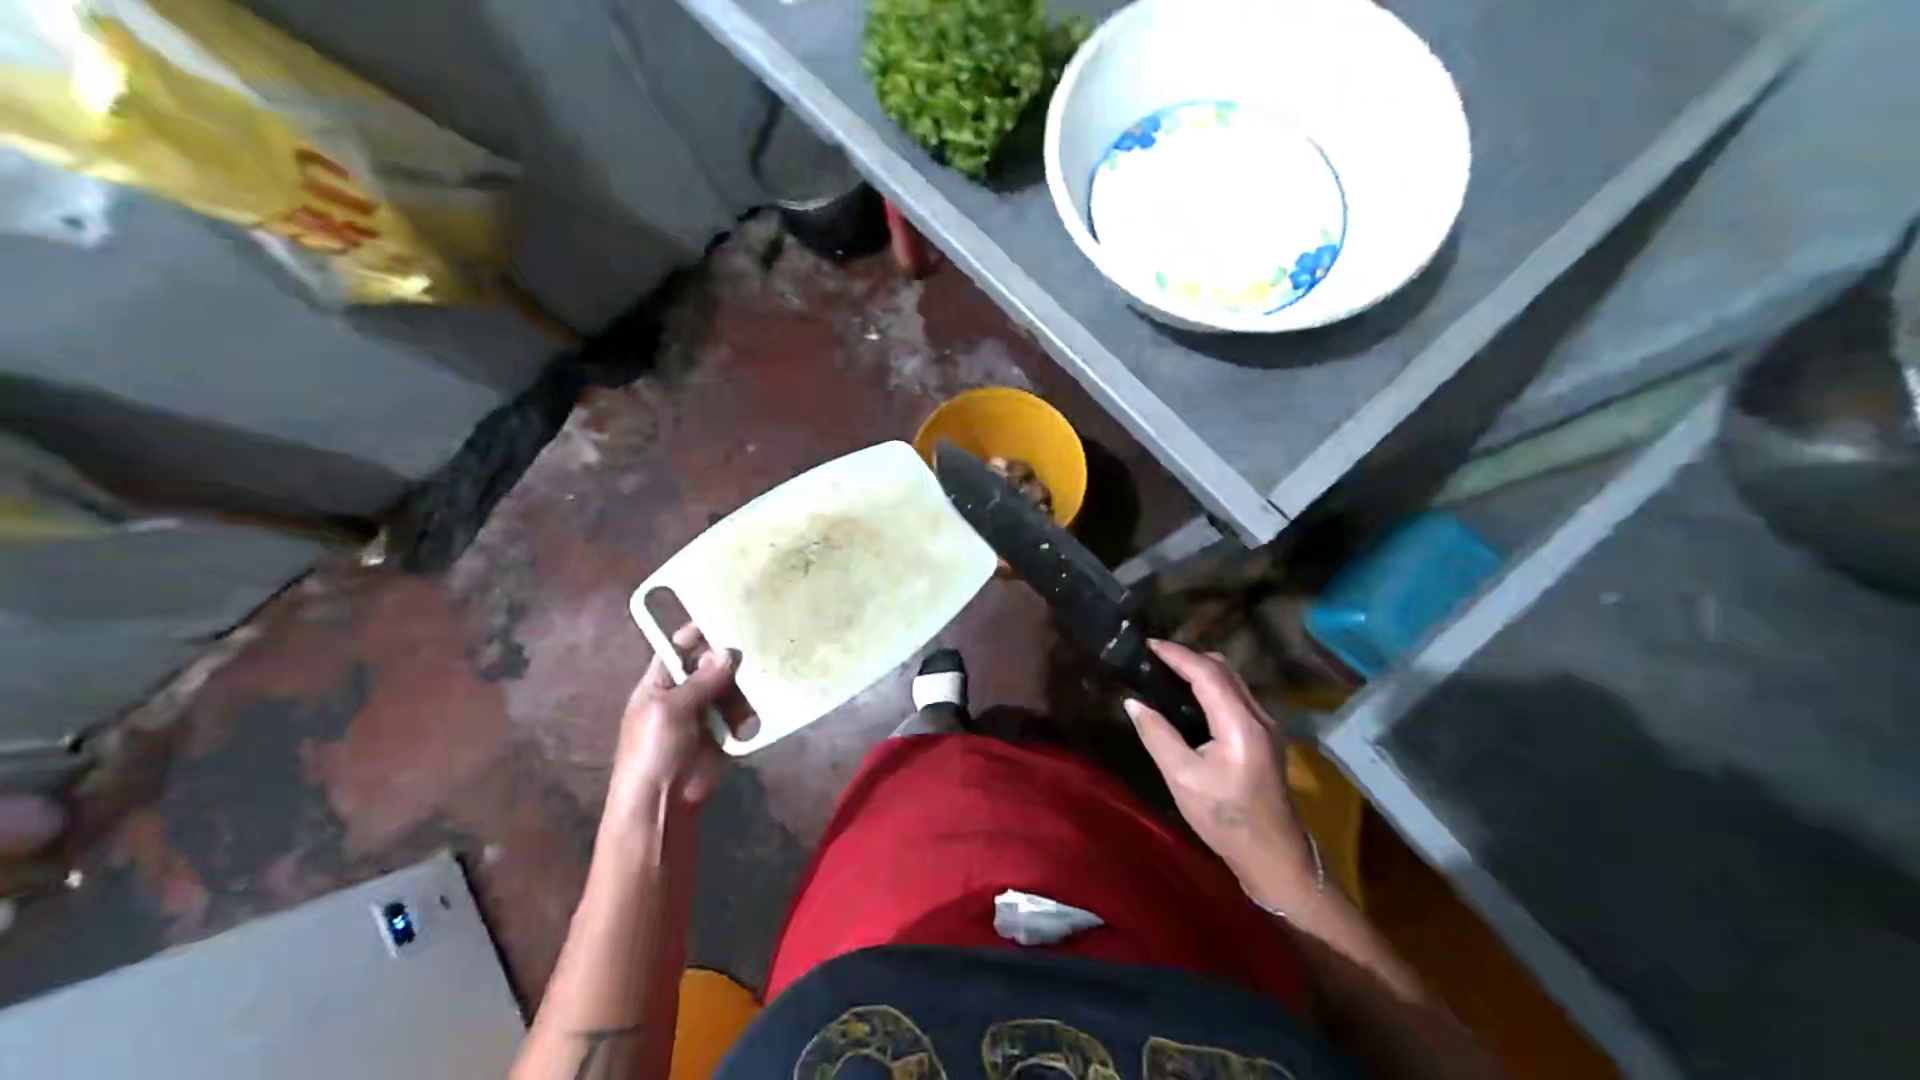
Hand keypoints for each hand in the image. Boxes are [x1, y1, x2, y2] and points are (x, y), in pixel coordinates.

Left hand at [605, 623, 740, 829]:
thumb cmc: (653, 749)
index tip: (728, 619)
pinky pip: (744, 714)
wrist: (662, 801)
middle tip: (753, 656)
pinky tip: (749, 722)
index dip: (700, 633)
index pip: (680, 647)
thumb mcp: (670, 708)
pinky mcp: (726, 734)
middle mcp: (686, 692)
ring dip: (743, 692)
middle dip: (732, 662)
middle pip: (714, 665)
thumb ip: (701, 679)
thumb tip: (728, 652)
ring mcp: (707, 713)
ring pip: (733, 688)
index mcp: (661, 682)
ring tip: (747, 703)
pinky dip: (750, 715)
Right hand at [1127, 640, 1315, 900]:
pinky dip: (1212, 686)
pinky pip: (1236, 695)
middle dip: (1189, 657)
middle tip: (1154, 659)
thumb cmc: (1224, 819)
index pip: (1207, 673)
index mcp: (1239, 724)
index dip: (1177, 655)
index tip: (1148, 645)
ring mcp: (1267, 725)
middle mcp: (1259, 716)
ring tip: (1167, 673)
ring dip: (1202, 670)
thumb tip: (1133, 702)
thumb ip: (1157, 735)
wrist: (1273, 855)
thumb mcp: (1182, 778)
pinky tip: (1190, 698)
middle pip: (1224, 669)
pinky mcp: (1265, 736)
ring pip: (1233, 680)